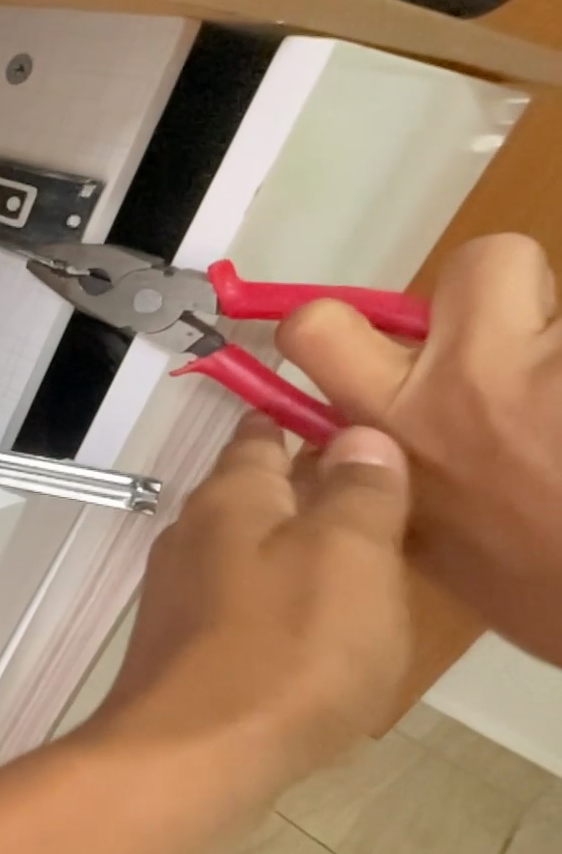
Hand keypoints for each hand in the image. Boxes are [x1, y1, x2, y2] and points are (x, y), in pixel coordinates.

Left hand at [95, 415, 413, 777]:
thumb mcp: (345, 557)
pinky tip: (313, 604)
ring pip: (245, 538)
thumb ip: (354, 494)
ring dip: (293, 532)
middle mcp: (192, 531)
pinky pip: (239, 586)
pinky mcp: (187, 630)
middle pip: (251, 488)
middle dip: (305, 479)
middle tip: (377, 482)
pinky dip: (277, 580)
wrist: (196, 742)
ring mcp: (182, 582)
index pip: (258, 437)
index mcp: (228, 499)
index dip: (299, 420)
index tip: (347, 414)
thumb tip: (354, 434)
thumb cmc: (284, 646)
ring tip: (359, 540)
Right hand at [277, 233, 561, 663]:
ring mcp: (561, 364)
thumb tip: (355, 451)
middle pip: (479, 261)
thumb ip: (378, 476)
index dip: (342, 327)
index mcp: (393, 420)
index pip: (316, 324)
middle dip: (495, 293)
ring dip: (556, 330)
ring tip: (559, 390)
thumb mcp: (418, 537)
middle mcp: (472, 374)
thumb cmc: (530, 592)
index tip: (372, 352)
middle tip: (502, 344)